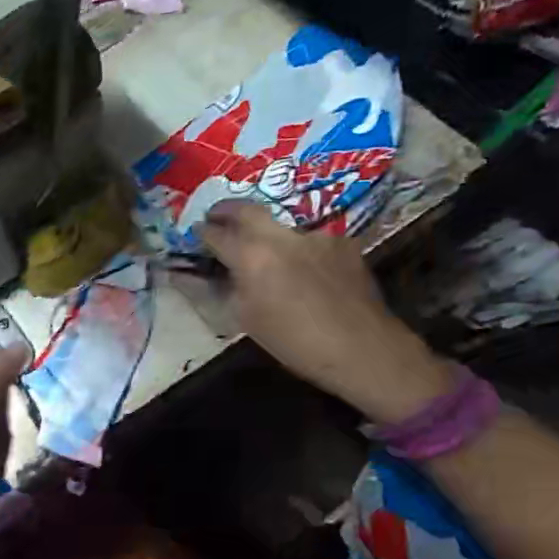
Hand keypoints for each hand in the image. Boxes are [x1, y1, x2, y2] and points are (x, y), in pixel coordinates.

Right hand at [201, 200, 452, 423]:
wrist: (362, 348)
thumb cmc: (294, 342)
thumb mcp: (247, 320)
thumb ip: (229, 289)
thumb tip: (217, 274)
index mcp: (252, 256)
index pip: (217, 233)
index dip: (203, 232)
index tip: (197, 232)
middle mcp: (282, 236)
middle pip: (247, 209)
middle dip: (227, 210)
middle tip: (217, 216)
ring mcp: (316, 236)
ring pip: (282, 227)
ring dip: (269, 236)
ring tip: (268, 256)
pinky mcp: (343, 243)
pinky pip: (311, 242)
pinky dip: (300, 251)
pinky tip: (306, 272)